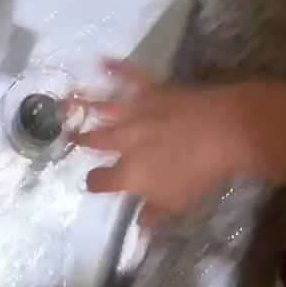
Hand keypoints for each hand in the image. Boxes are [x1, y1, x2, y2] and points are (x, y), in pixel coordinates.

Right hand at [72, 60, 252, 225]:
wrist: (220, 131)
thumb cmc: (198, 173)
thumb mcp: (176, 203)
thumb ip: (154, 214)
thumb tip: (139, 226)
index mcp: (129, 172)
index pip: (102, 180)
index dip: (95, 181)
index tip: (91, 181)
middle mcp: (125, 140)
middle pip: (98, 140)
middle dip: (82, 139)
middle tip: (69, 136)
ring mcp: (137, 111)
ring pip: (104, 107)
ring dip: (83, 103)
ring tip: (65, 100)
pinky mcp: (152, 89)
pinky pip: (131, 76)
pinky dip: (117, 67)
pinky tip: (104, 60)